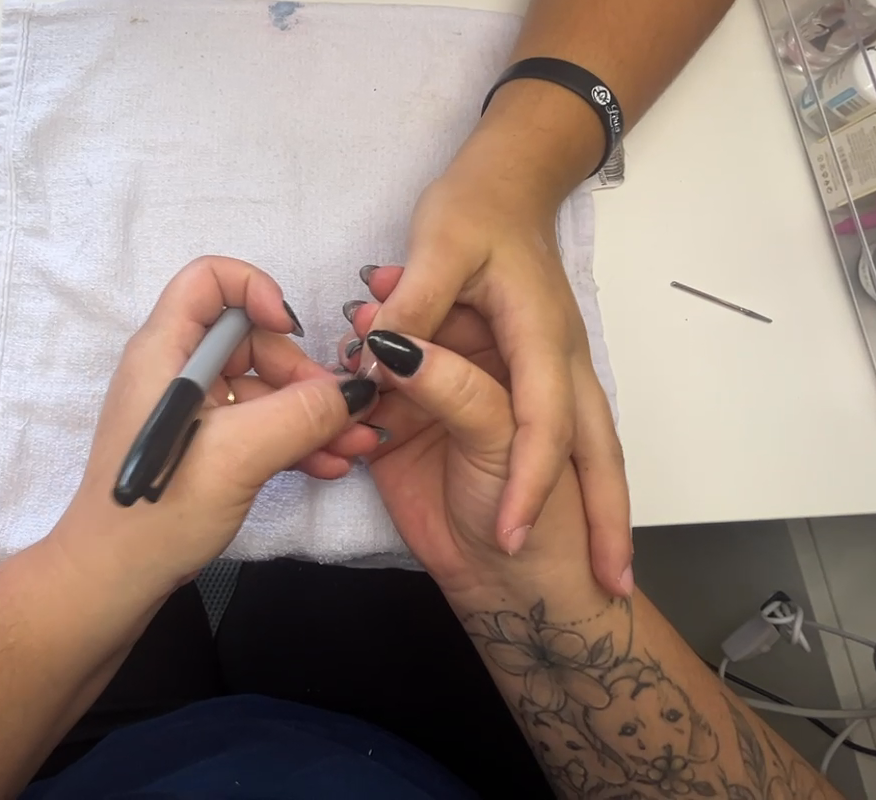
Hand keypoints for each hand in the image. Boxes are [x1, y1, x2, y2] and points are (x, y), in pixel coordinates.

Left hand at [47, 257, 380, 600]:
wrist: (112, 583)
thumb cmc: (159, 510)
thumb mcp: (238, 455)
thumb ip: (301, 415)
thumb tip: (357, 390)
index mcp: (165, 350)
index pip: (208, 279)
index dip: (255, 288)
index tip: (292, 329)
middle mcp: (175, 368)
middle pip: (248, 338)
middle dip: (301, 373)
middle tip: (345, 417)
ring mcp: (190, 407)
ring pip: (260, 385)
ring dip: (309, 414)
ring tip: (354, 448)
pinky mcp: (202, 442)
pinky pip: (255, 422)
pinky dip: (291, 438)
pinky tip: (329, 465)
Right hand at [345, 318, 602, 603]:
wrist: (508, 591)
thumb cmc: (542, 517)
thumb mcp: (501, 438)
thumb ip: (455, 387)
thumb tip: (391, 346)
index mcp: (515, 365)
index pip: (466, 316)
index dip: (428, 296)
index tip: (390, 284)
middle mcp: (468, 374)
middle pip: (419, 334)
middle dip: (389, 320)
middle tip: (361, 310)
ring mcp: (425, 403)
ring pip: (386, 363)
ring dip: (364, 351)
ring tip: (346, 340)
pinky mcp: (388, 433)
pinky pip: (359, 402)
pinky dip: (344, 389)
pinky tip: (333, 373)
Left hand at [368, 105, 629, 597]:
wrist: (509, 179)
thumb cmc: (476, 208)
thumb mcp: (438, 250)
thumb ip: (413, 306)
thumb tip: (378, 359)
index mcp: (538, 334)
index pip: (540, 420)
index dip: (527, 481)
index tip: (509, 534)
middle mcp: (560, 357)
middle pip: (597, 444)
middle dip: (608, 516)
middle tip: (612, 589)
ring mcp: (558, 361)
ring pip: (592, 439)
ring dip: (603, 502)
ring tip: (609, 570)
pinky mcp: (540, 362)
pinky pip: (566, 422)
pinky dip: (573, 467)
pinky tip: (566, 501)